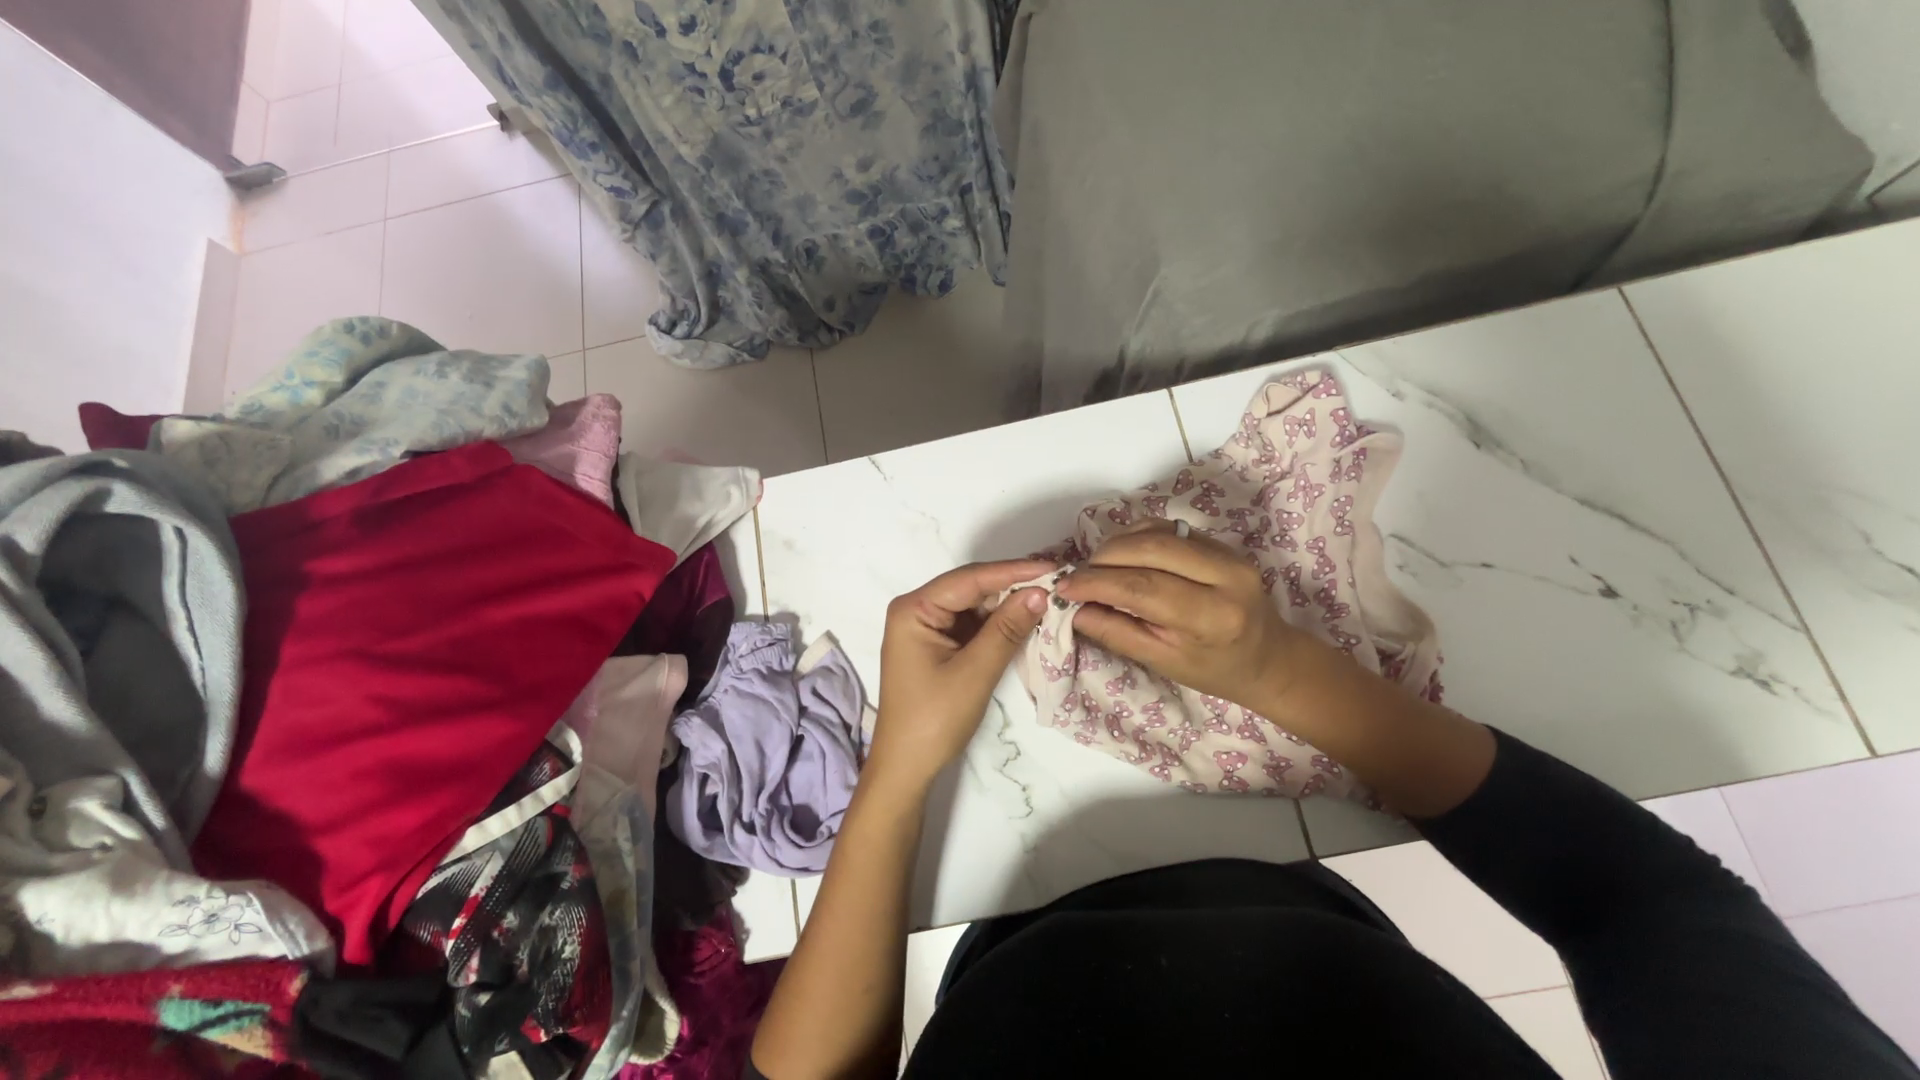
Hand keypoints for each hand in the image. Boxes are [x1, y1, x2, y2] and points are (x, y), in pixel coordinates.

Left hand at [869, 559, 1055, 791]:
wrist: (907, 766)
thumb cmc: (934, 719)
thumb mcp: (975, 672)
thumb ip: (1006, 629)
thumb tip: (1040, 593)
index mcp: (913, 609)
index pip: (970, 579)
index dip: (1012, 571)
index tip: (1053, 567)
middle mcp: (916, 610)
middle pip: (971, 588)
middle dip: (1012, 586)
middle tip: (1057, 582)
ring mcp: (926, 628)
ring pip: (974, 606)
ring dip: (1008, 605)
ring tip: (1049, 598)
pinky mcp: (937, 646)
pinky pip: (972, 625)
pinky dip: (998, 625)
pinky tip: (1026, 620)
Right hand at [1057, 521, 1333, 718]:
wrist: (1269, 657)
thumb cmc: (1215, 670)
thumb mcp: (1163, 662)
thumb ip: (1117, 632)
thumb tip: (1074, 609)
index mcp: (1212, 617)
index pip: (1143, 588)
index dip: (1097, 583)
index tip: (1065, 586)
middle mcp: (1225, 576)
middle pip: (1150, 549)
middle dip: (1104, 557)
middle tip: (1078, 574)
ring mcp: (1228, 554)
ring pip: (1158, 532)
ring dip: (1119, 543)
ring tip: (1097, 565)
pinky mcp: (1222, 542)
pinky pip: (1170, 528)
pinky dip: (1138, 537)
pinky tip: (1123, 555)